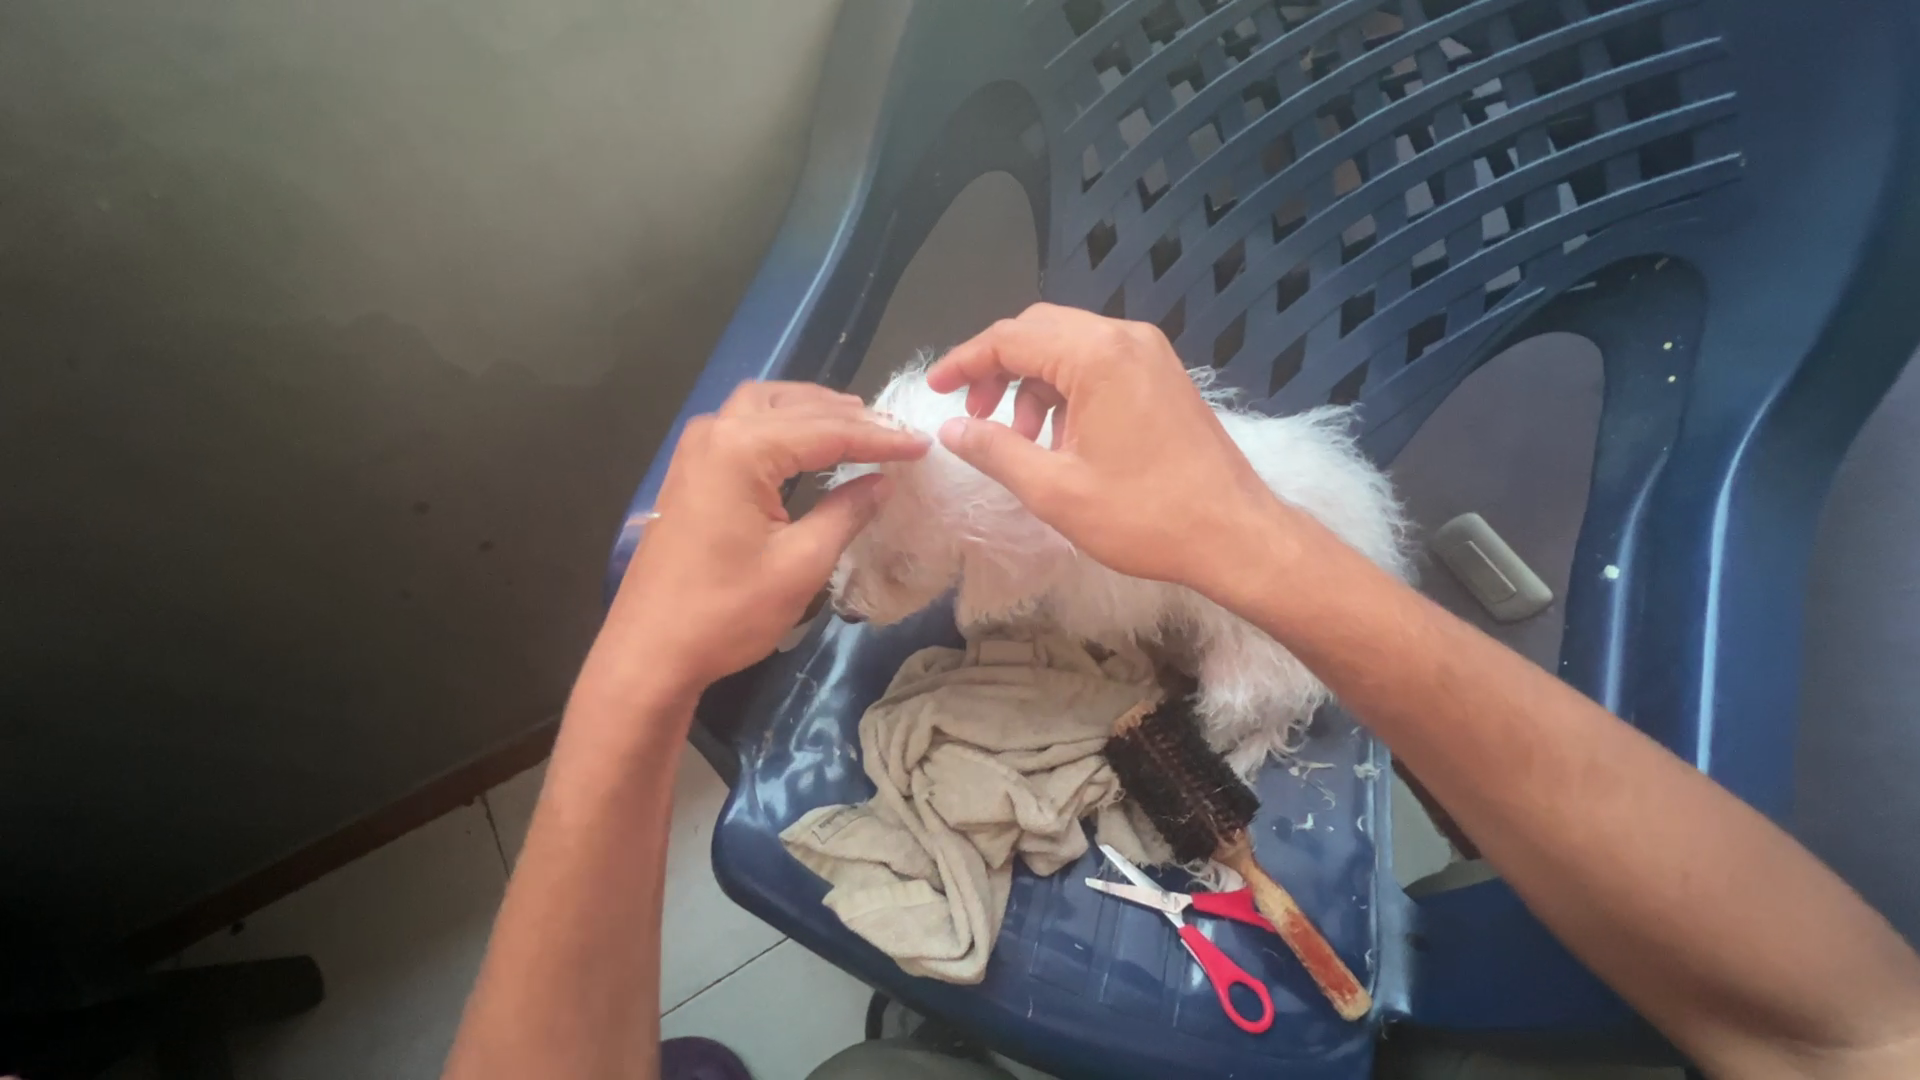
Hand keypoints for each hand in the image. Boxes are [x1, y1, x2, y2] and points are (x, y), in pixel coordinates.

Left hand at [585, 382, 929, 710]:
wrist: (650, 652)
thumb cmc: (727, 612)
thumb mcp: (800, 565)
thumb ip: (845, 513)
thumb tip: (881, 482)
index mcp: (742, 450)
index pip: (826, 432)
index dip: (879, 438)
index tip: (921, 445)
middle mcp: (716, 434)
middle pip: (794, 406)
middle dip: (849, 417)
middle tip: (895, 434)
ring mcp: (696, 450)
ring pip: (764, 406)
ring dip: (812, 411)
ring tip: (858, 426)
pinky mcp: (691, 472)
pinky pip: (744, 426)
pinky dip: (783, 424)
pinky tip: (807, 442)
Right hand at [926, 304, 1288, 596]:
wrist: (1233, 535)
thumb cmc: (1142, 516)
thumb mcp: (1054, 490)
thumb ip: (994, 451)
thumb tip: (950, 430)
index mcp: (1095, 356)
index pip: (1009, 339)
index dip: (963, 362)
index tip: (934, 390)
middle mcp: (1124, 338)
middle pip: (1038, 331)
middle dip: (997, 369)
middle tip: (976, 417)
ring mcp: (1149, 354)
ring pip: (1068, 347)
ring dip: (1032, 384)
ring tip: (1021, 441)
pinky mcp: (1162, 375)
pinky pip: (1098, 364)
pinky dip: (1066, 391)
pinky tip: (1062, 439)